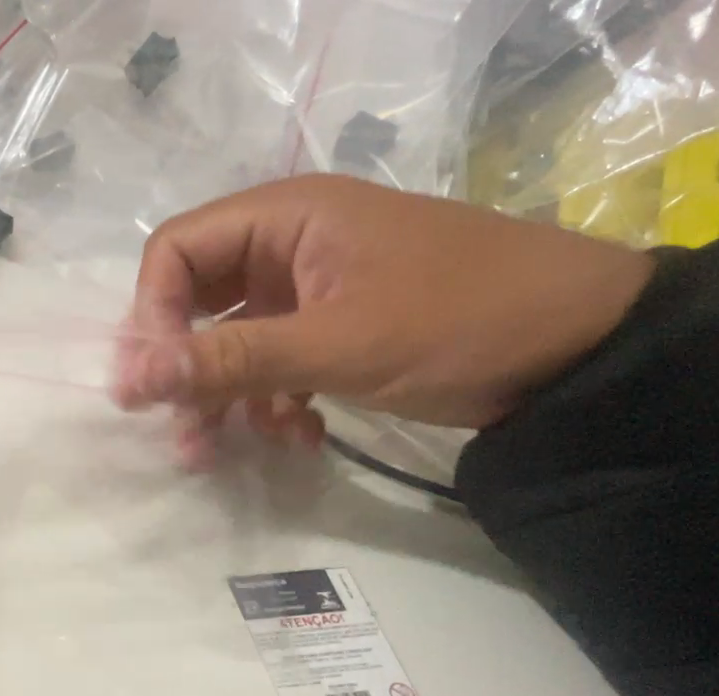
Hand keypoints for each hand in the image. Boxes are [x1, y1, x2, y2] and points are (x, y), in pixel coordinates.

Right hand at [113, 175, 655, 463]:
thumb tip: (128, 380)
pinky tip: (298, 436)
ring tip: (217, 454)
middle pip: (193, 302)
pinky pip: (271, 363)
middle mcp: (289, 246)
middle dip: (182, 370)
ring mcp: (311, 288)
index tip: (154, 381)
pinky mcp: (333, 327)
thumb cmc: (462, 324)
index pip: (174, 252)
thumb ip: (226, 360)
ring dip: (220, 398)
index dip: (152, 314)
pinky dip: (270, 402)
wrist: (590, 352)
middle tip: (178, 432)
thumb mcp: (336, 345)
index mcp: (288, 218)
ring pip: (228, 342)